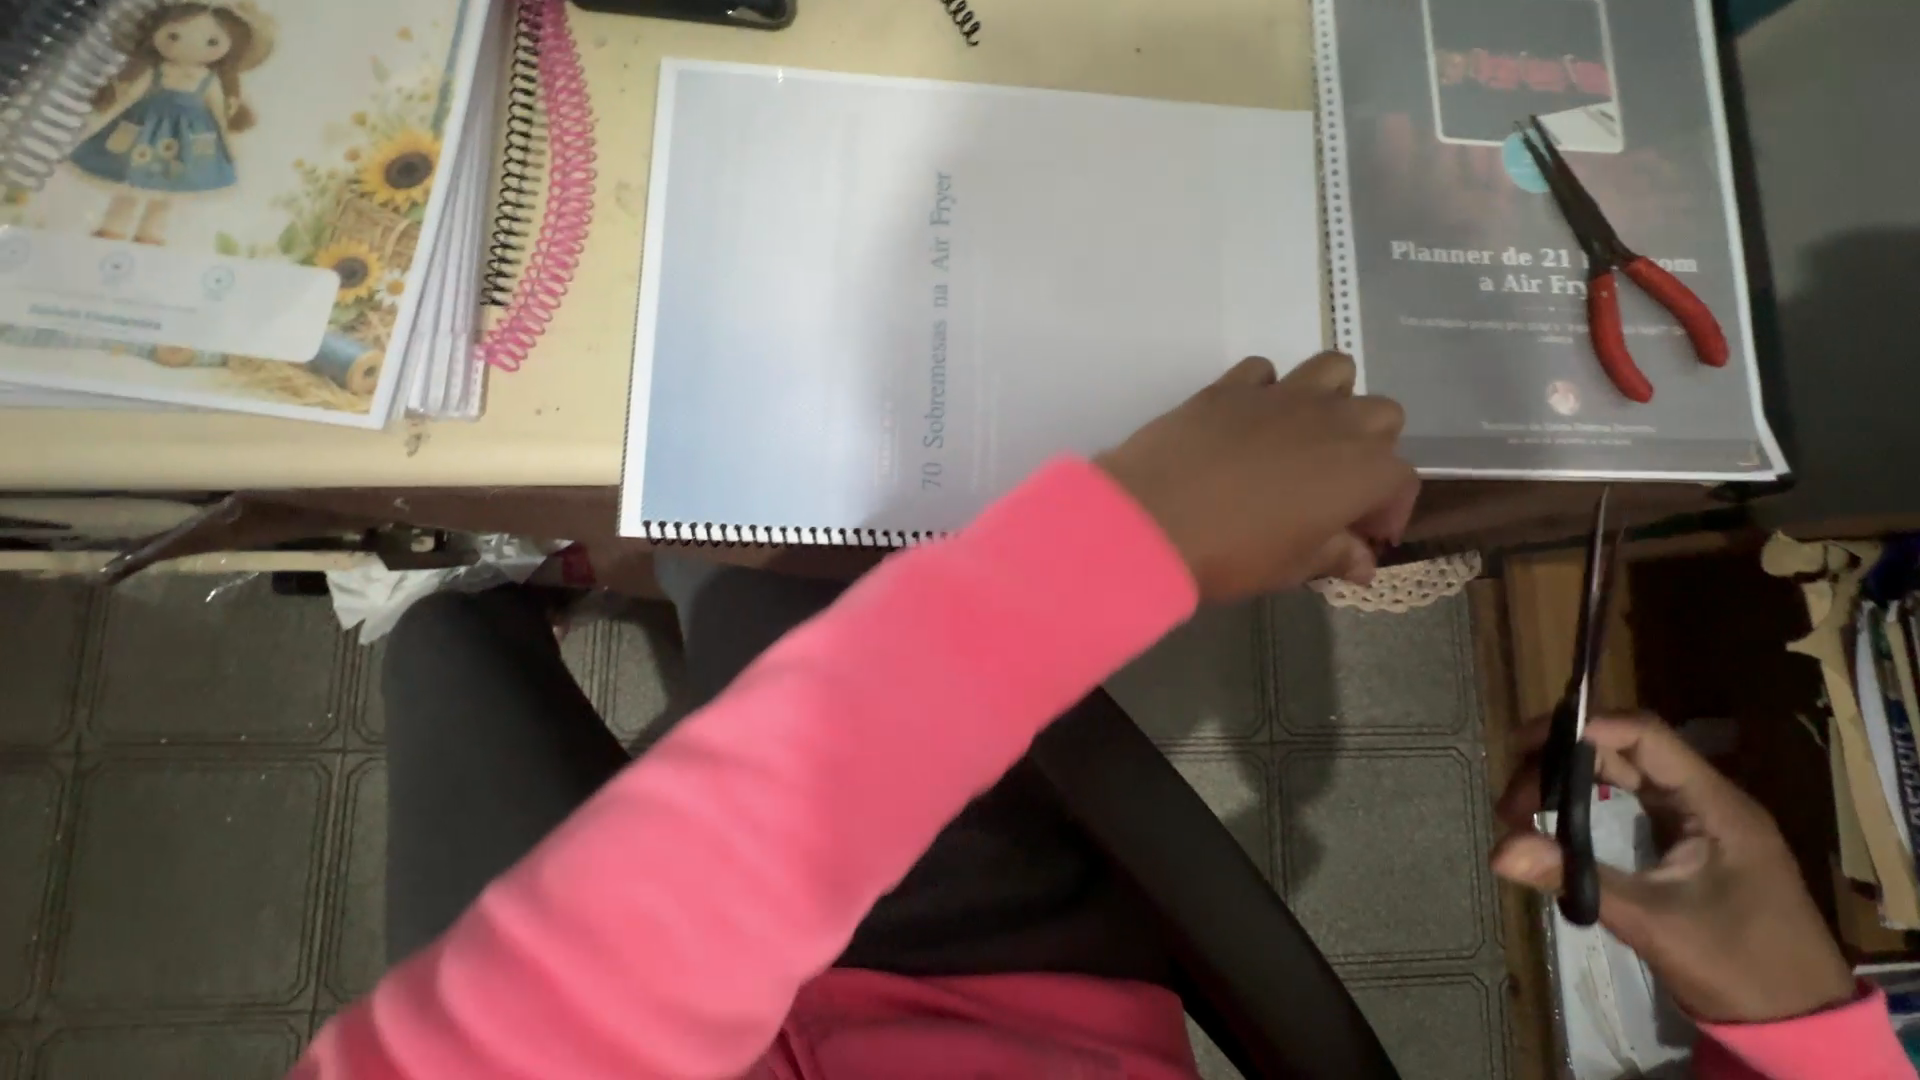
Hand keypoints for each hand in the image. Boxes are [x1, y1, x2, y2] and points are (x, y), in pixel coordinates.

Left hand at [1095, 352, 1418, 602]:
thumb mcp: (1290, 567)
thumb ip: (1333, 555)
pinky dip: (1264, 389)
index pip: (1401, 479)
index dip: (1388, 510)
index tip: (1364, 537)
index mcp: (1361, 470)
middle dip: (1369, 448)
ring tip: (1302, 439)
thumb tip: (1361, 562)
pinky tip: (1245, 422)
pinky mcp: (1229, 386)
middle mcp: (1332, 421)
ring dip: (1330, 399)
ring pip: (1333, 370)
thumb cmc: (1229, 554)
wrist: (1148, 521)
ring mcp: (1280, 396)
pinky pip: (1263, 370)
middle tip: (1336, 486)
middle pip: (1380, 415)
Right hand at [1493, 713, 1856, 1024]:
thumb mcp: (1652, 922)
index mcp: (1715, 807)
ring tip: (1518, 812)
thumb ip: (1575, 878)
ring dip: (1564, 781)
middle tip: (1511, 799)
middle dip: (1557, 762)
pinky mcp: (1682, 839)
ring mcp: (1694, 819)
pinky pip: (1625, 799)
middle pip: (1621, 751)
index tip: (1523, 746)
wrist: (1797, 1022)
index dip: (1584, 728)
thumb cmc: (1739, 966)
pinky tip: (1550, 819)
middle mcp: (1705, 800)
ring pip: (1618, 773)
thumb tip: (1498, 851)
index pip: (1645, 737)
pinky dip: (1582, 801)